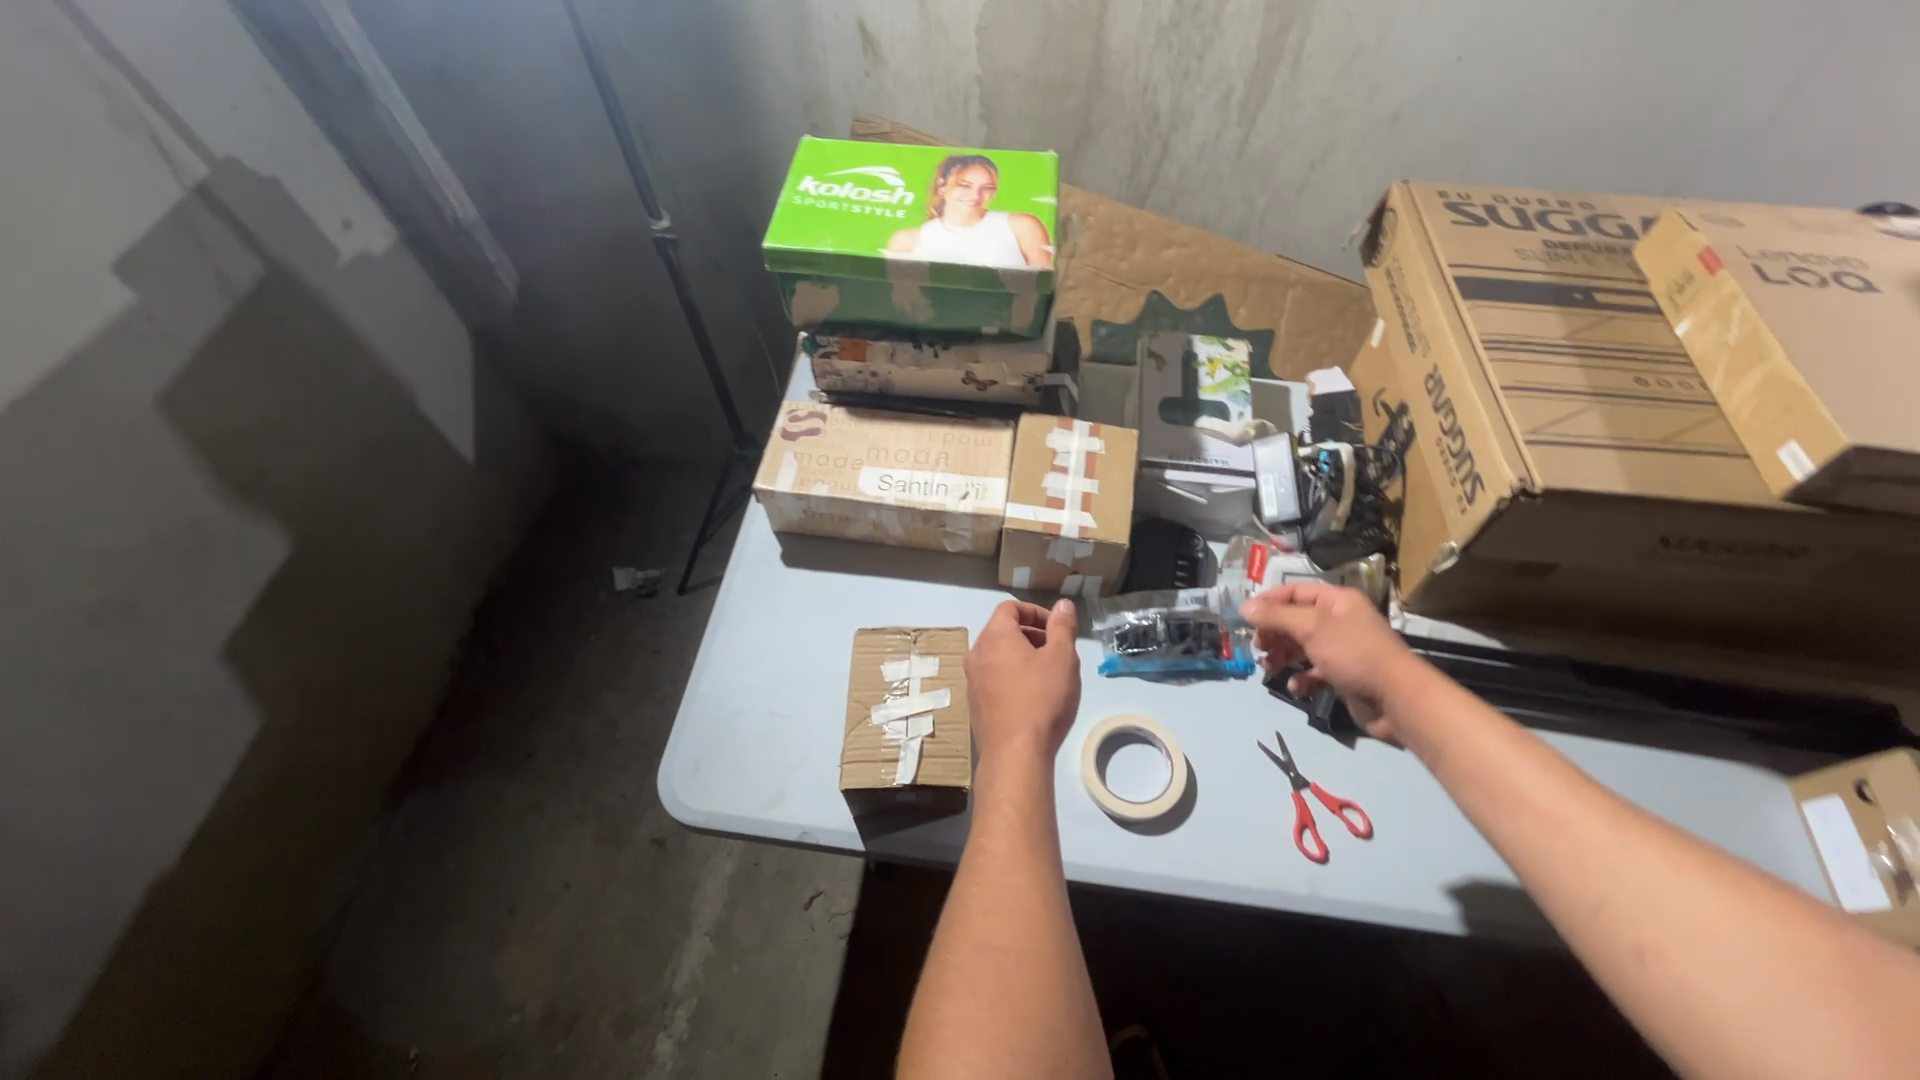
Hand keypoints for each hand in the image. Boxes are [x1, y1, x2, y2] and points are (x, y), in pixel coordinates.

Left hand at [966, 598, 1080, 765]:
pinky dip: (1012, 677)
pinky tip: (1033, 698)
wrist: (1015, 753)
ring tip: (1049, 676)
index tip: (1057, 629)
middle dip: (1032, 635)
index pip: (1010, 608)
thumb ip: (1062, 627)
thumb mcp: (1062, 658)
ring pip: (999, 656)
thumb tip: (1062, 605)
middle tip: (1057, 652)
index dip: (1036, 612)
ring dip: (1023, 657)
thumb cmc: (1042, 699)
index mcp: (994, 637)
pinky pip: (994, 678)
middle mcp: (976, 654)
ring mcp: (972, 680)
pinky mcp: (975, 704)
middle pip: (1003, 631)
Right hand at [1240, 583, 1423, 740]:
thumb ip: (1276, 616)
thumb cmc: (1353, 653)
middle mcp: (1339, 621)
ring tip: (1269, 667)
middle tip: (1258, 647)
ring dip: (1282, 656)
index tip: (1245, 618)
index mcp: (1336, 601)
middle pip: (1295, 620)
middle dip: (1273, 633)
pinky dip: (1301, 678)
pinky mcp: (1342, 675)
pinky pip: (1313, 672)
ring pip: (1301, 647)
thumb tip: (1244, 607)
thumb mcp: (1311, 628)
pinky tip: (1296, 686)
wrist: (1395, 698)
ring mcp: (1341, 649)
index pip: (1294, 592)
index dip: (1268, 602)